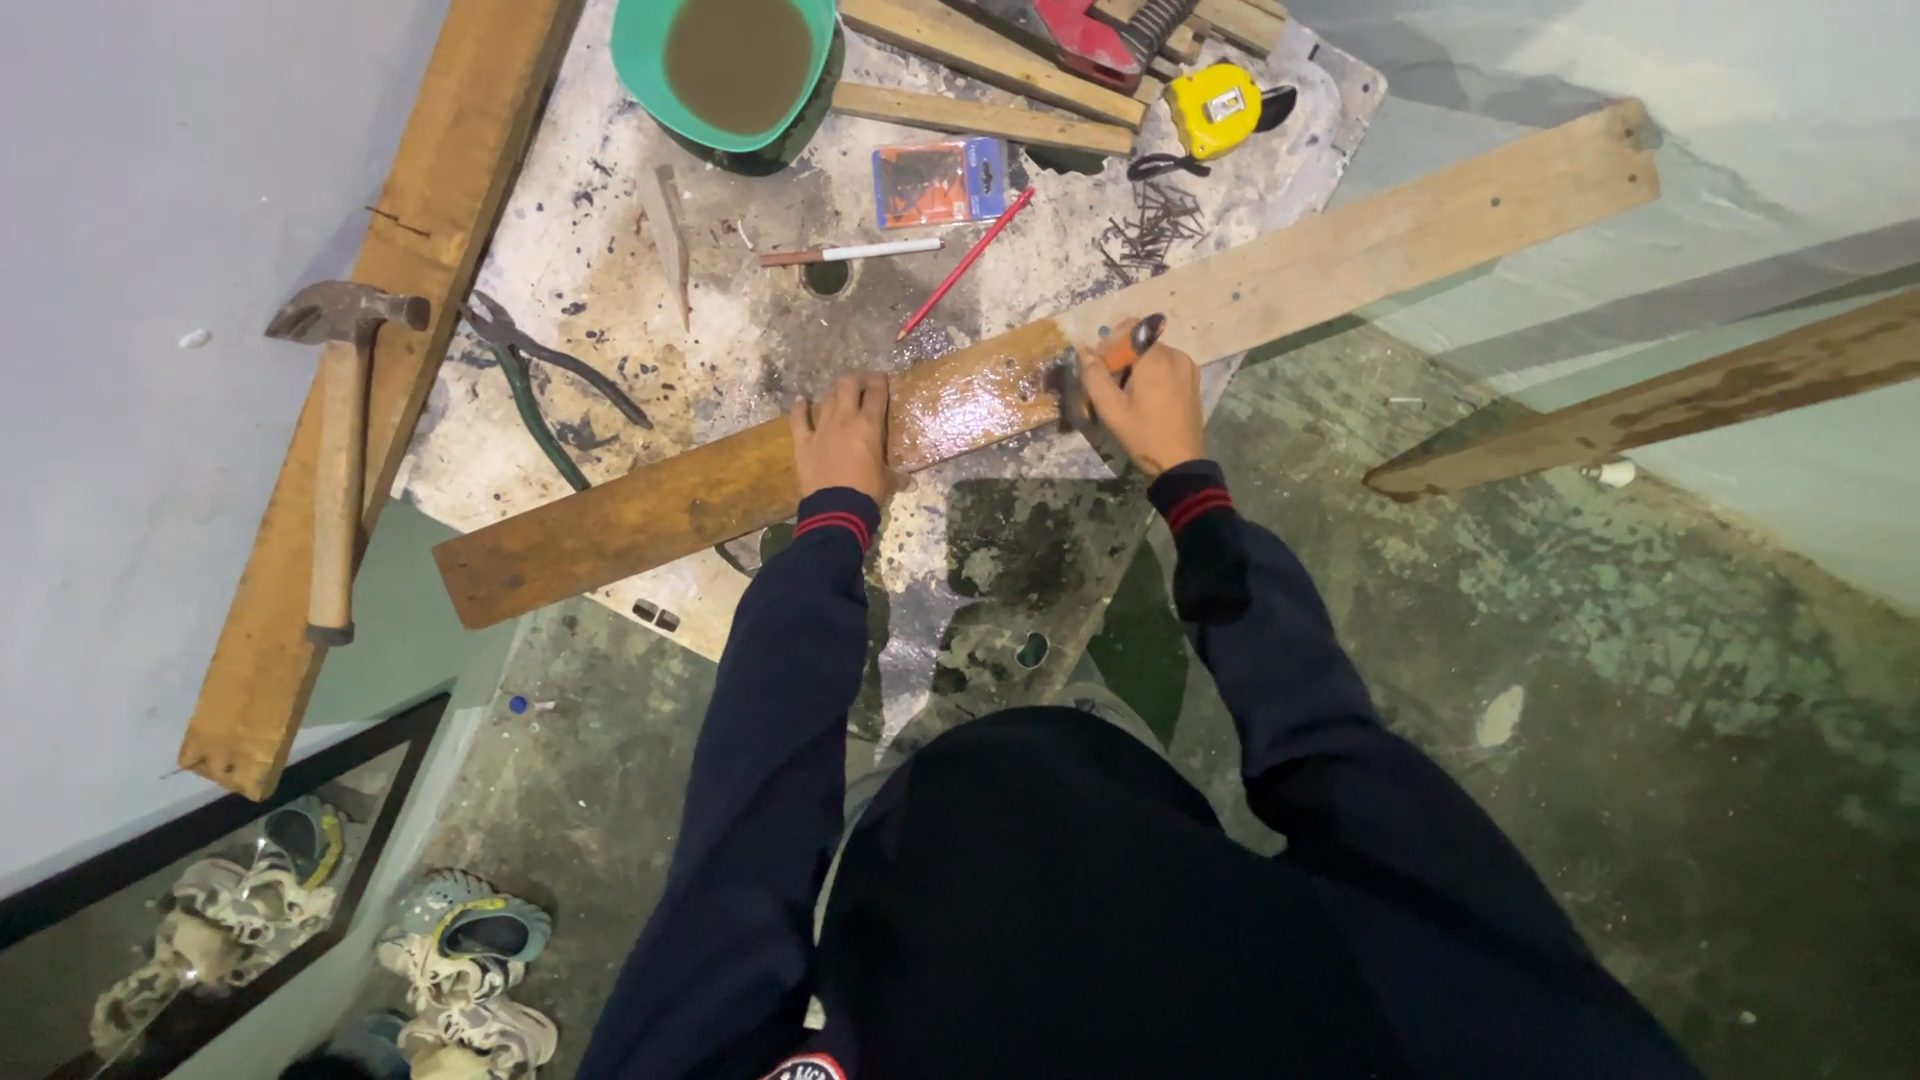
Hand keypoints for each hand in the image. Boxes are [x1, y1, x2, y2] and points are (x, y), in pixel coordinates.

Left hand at [790, 371, 893, 500]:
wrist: (837, 506)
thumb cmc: (867, 490)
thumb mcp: (887, 482)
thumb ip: (898, 478)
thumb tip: (912, 484)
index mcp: (869, 425)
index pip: (876, 393)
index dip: (879, 381)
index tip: (880, 377)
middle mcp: (845, 419)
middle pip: (848, 386)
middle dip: (856, 379)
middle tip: (861, 381)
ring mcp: (822, 428)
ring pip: (827, 399)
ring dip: (834, 392)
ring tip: (839, 392)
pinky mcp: (804, 441)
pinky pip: (799, 419)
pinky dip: (799, 408)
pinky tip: (801, 399)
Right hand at [1076, 321, 1204, 476]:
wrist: (1180, 461)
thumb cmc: (1143, 436)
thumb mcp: (1111, 409)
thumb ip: (1094, 376)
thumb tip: (1083, 350)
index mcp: (1156, 358)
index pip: (1128, 328)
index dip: (1110, 344)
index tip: (1101, 369)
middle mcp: (1175, 354)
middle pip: (1139, 342)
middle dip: (1120, 358)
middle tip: (1109, 387)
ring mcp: (1187, 366)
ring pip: (1152, 353)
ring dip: (1135, 366)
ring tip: (1126, 395)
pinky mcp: (1192, 378)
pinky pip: (1166, 364)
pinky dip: (1151, 373)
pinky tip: (1145, 398)